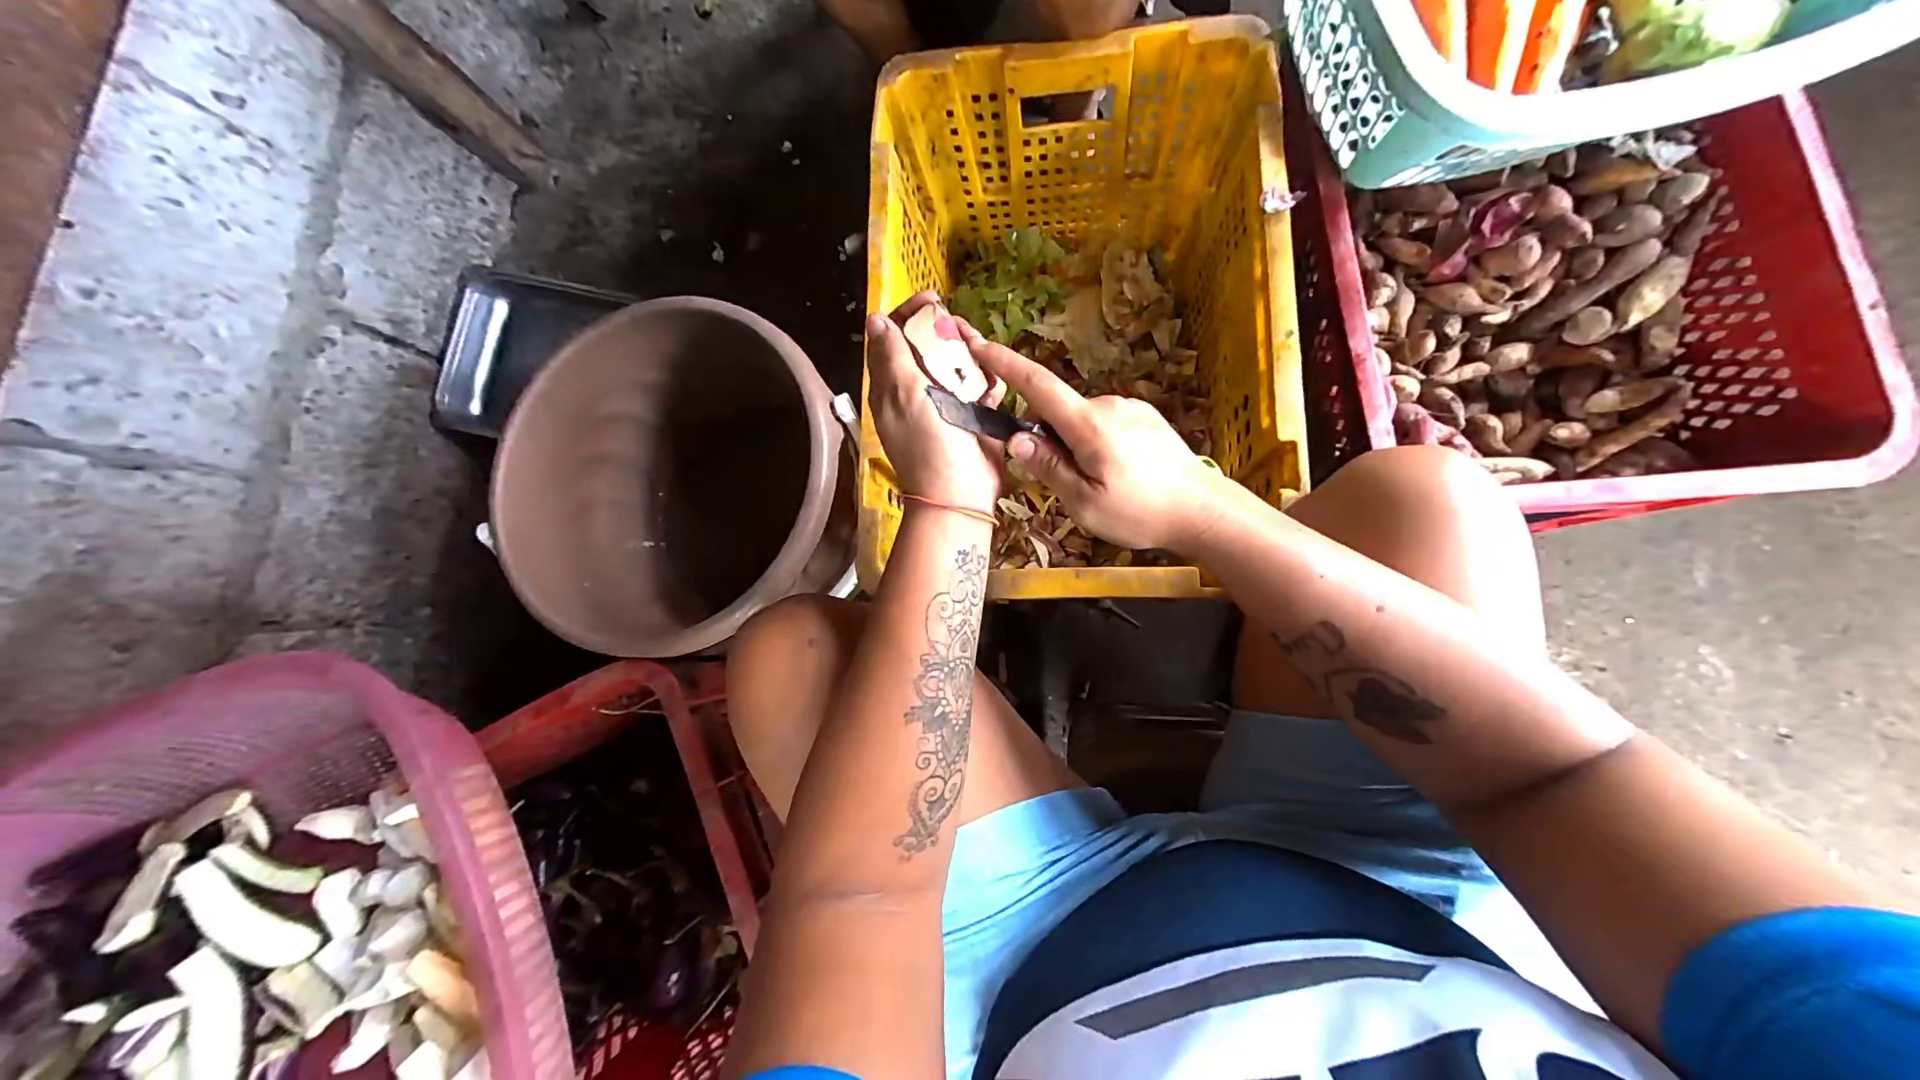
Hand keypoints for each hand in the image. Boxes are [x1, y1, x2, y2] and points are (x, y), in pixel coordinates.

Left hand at [866, 293, 1005, 510]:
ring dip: (970, 352)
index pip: (892, 337)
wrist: (959, 494)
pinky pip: (980, 387)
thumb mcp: (904, 395)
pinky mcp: (972, 416)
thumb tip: (876, 319)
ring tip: (981, 352)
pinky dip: (988, 380)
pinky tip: (993, 384)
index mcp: (891, 386)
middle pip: (927, 346)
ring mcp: (945, 404)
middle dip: (945, 331)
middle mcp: (916, 391)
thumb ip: (892, 356)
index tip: (933, 301)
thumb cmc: (928, 444)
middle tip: (962, 330)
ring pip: (956, 363)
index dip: (909, 314)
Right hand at [963, 324, 1223, 551]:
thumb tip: (1017, 438)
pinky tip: (1121, 475)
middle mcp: (1109, 405)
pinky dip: (1097, 444)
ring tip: (1102, 486)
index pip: (1038, 385)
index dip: (1005, 364)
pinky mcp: (1145, 417)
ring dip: (1076, 446)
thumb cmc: (1141, 512)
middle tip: (1067, 484)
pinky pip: (1105, 425)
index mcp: (1089, 425)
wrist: (1203, 510)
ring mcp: (1130, 408)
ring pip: (1082, 422)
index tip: (979, 346)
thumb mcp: (1083, 502)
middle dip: (1050, 440)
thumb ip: (1048, 467)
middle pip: (1059, 413)